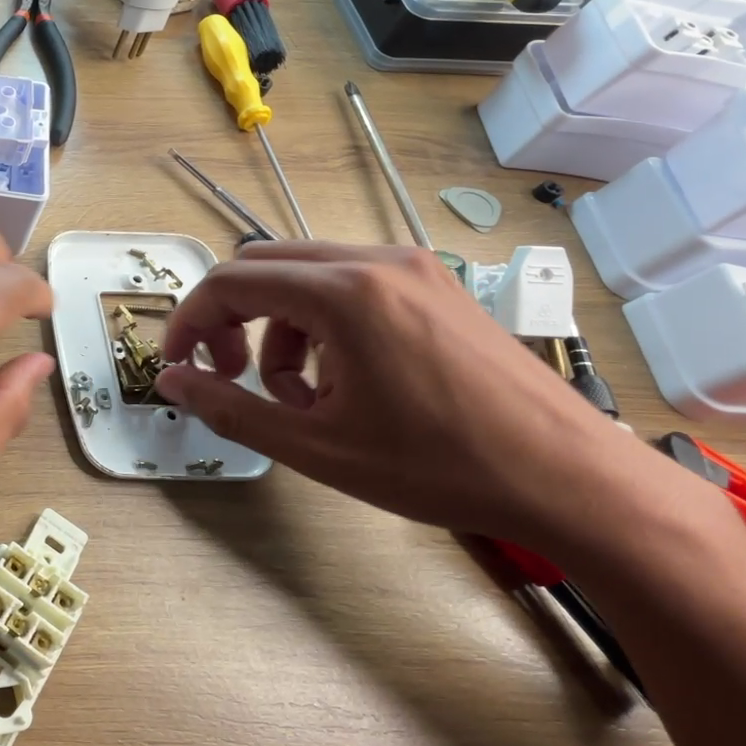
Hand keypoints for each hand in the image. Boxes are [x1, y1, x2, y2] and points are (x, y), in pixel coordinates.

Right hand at [153, 241, 667, 547]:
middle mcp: (377, 262)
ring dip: (277, 329)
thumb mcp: (314, 446)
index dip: (188, 321)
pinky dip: (321, 326)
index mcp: (344, 293)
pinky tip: (344, 383)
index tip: (178, 366)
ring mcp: (415, 269)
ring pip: (305, 276)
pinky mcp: (437, 288)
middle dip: (230, 319)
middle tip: (230, 377)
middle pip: (263, 267)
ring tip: (299, 398)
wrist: (575, 483)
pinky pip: (350, 286)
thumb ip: (227, 407)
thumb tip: (170, 381)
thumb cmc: (438, 467)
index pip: (230, 282)